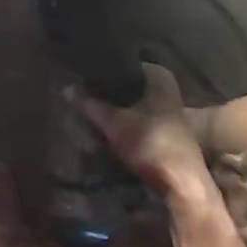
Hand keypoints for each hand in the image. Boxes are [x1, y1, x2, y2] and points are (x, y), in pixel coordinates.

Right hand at [78, 63, 209, 196]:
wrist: (179, 182)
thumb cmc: (150, 141)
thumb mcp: (113, 122)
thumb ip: (90, 104)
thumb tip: (66, 89)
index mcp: (159, 76)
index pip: (126, 64)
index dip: (104, 70)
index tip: (82, 75)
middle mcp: (167, 89)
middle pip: (129, 86)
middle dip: (107, 92)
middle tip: (80, 94)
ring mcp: (167, 111)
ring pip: (132, 105)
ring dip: (113, 110)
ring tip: (88, 110)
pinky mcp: (164, 132)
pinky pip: (137, 121)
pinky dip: (122, 123)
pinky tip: (104, 129)